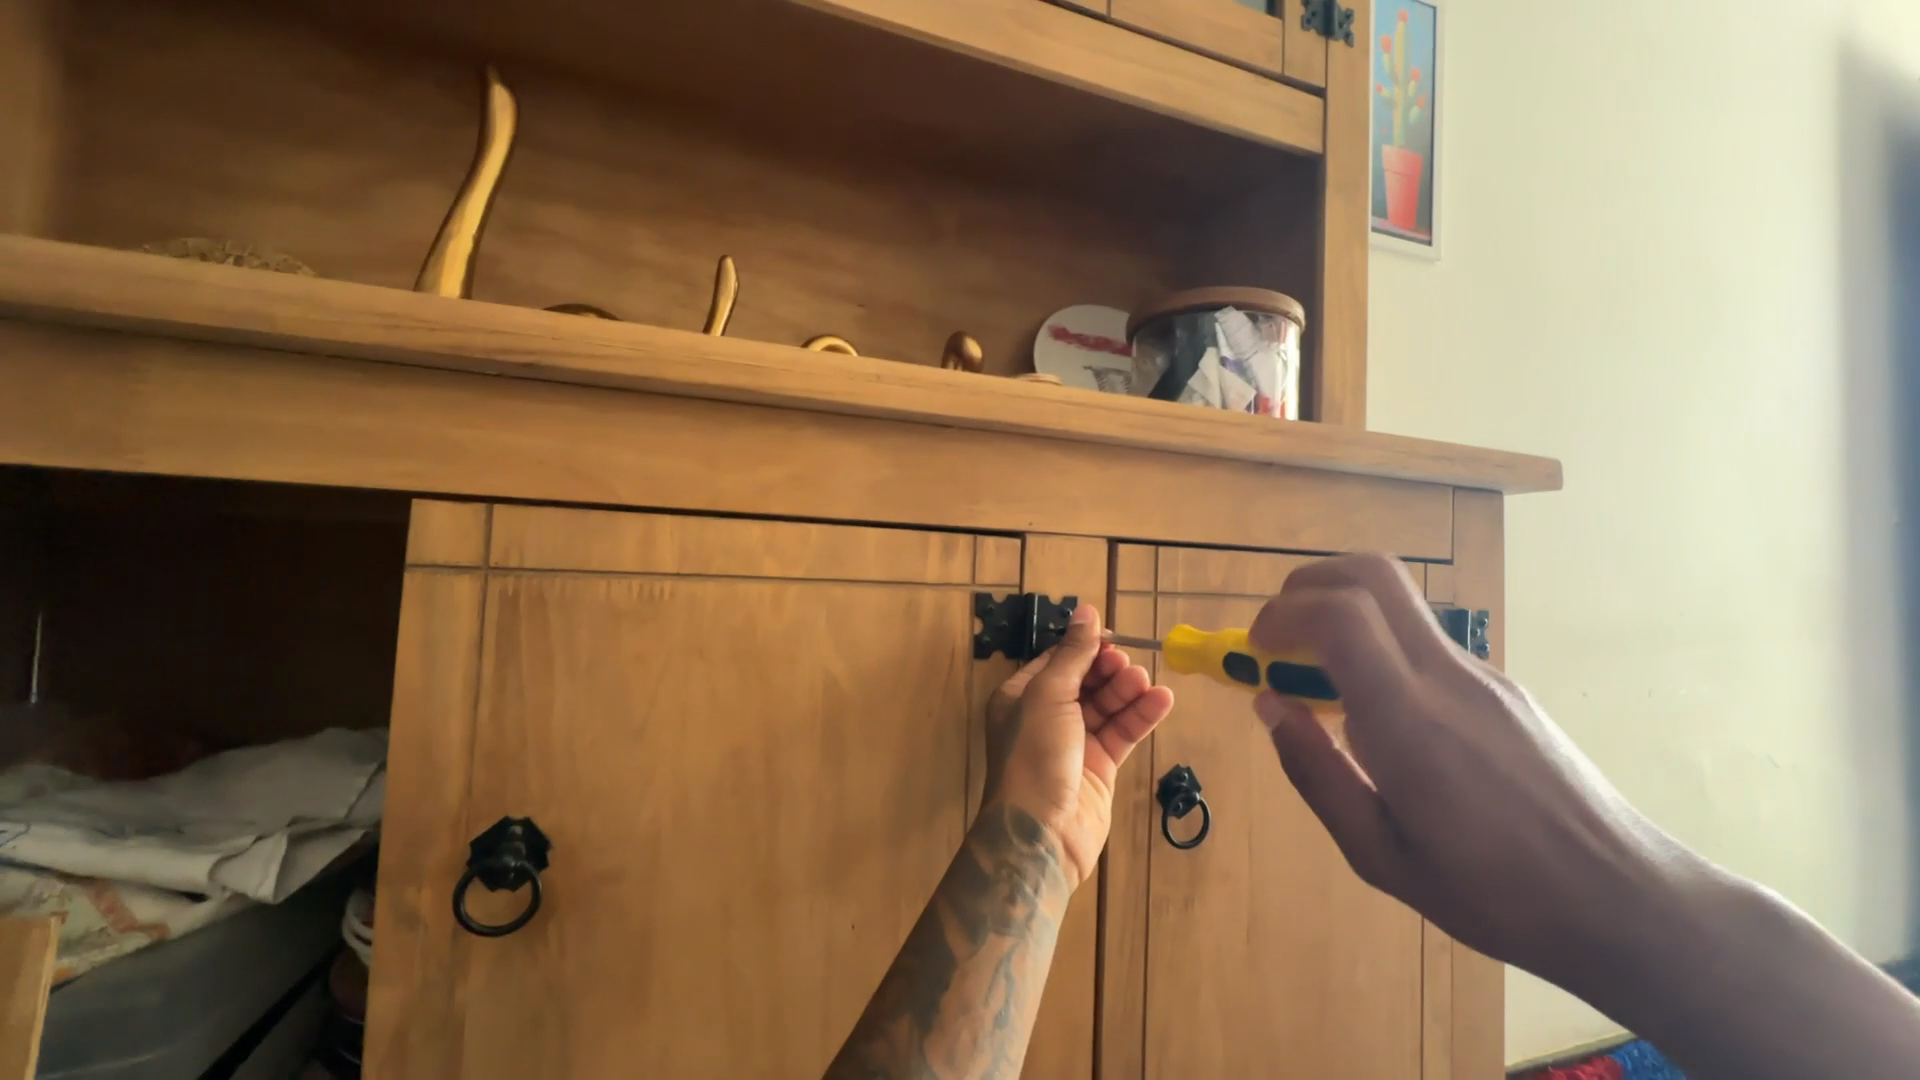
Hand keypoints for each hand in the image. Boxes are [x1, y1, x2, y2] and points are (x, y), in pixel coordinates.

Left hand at [982, 604, 1174, 885]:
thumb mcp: (1048, 694)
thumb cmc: (1034, 753)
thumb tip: (1087, 611)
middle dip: (1108, 670)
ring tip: (1147, 682)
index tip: (1112, 638)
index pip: (1056, 661)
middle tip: (1129, 665)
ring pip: (1106, 707)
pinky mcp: (1099, 767)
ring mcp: (1073, 743)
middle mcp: (1045, 716)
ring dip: (1127, 691)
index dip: (1083, 648)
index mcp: (1020, 696)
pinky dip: (1140, 716)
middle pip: (1084, 682)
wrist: (1041, 831)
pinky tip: (1163, 701)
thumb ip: (1073, 654)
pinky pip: (1122, 733)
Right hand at [1248, 555, 1687, 985]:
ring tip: (1316, 680)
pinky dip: (1374, 648)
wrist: (1626, 902)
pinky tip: (1375, 716)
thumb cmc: (1491, 893)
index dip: (1283, 614)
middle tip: (1277, 636)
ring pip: (1399, 602)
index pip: (1340, 614)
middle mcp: (1447, 676)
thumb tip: (1269, 705)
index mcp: (1409, 719)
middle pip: (1373, 574)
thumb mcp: (1377, 852)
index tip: (1256, 651)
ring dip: (1339, 614)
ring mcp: (1482, 674)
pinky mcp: (1502, 686)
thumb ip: (1315, 770)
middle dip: (1307, 585)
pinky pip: (1422, 641)